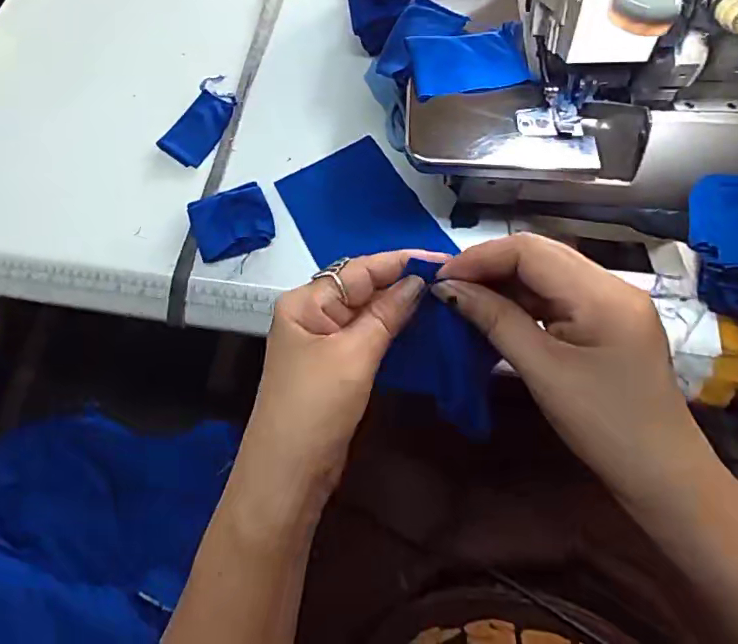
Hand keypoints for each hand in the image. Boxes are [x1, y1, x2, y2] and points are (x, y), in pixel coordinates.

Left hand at [243, 249, 435, 497]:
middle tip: (451, 277)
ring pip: (369, 312)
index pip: (359, 269)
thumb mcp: (353, 357)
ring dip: (402, 305)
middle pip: (364, 287)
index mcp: (305, 302)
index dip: (401, 261)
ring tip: (444, 296)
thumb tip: (417, 281)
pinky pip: (369, 336)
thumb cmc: (314, 409)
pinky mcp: (337, 366)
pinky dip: (394, 330)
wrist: (286, 479)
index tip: (442, 258)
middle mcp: (313, 314)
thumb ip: (386, 314)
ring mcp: (324, 341)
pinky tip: (423, 326)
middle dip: (404, 281)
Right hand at [433, 234, 701, 500]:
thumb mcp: (544, 372)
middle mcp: (612, 284)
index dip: (480, 257)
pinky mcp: (612, 319)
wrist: (666, 478)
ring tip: (466, 300)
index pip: (529, 250)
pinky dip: (526, 299)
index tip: (441, 279)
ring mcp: (615, 300)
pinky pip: (560, 294)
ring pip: (548, 272)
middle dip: (490, 265)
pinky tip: (499, 313)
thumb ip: (496, 320)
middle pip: (539, 254)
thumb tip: (448, 289)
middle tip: (449, 287)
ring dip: (506, 281)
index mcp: (602, 292)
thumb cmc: (606, 428)